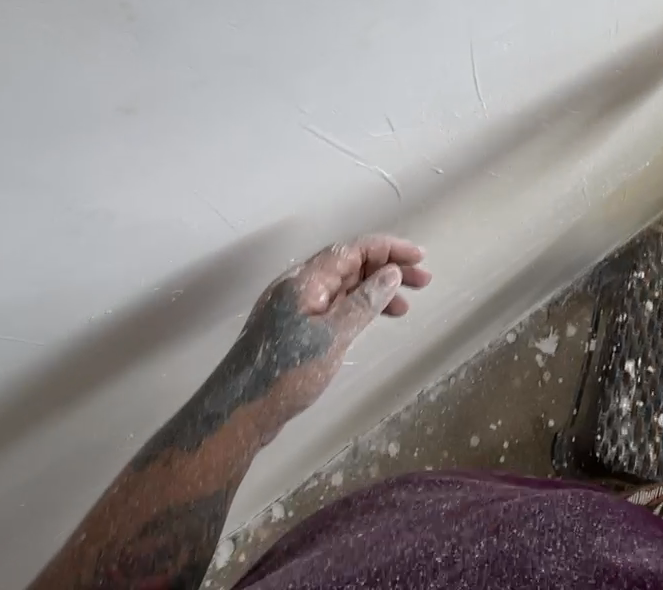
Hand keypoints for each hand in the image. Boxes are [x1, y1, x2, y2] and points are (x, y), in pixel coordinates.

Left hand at [217, 236, 432, 423]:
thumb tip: (392, 273)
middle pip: (352, 265)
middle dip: (389, 269)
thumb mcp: (333, 336)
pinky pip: (336, 305)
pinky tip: (376, 320)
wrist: (238, 413)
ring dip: (377, 290)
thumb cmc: (286, 372)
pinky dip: (360, 308)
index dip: (390, 249)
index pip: (354, 250)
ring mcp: (297, 307)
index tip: (419, 258)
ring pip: (345, 286)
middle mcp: (301, 286)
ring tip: (406, 306)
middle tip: (423, 281)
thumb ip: (364, 302)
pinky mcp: (297, 328)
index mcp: (307, 280)